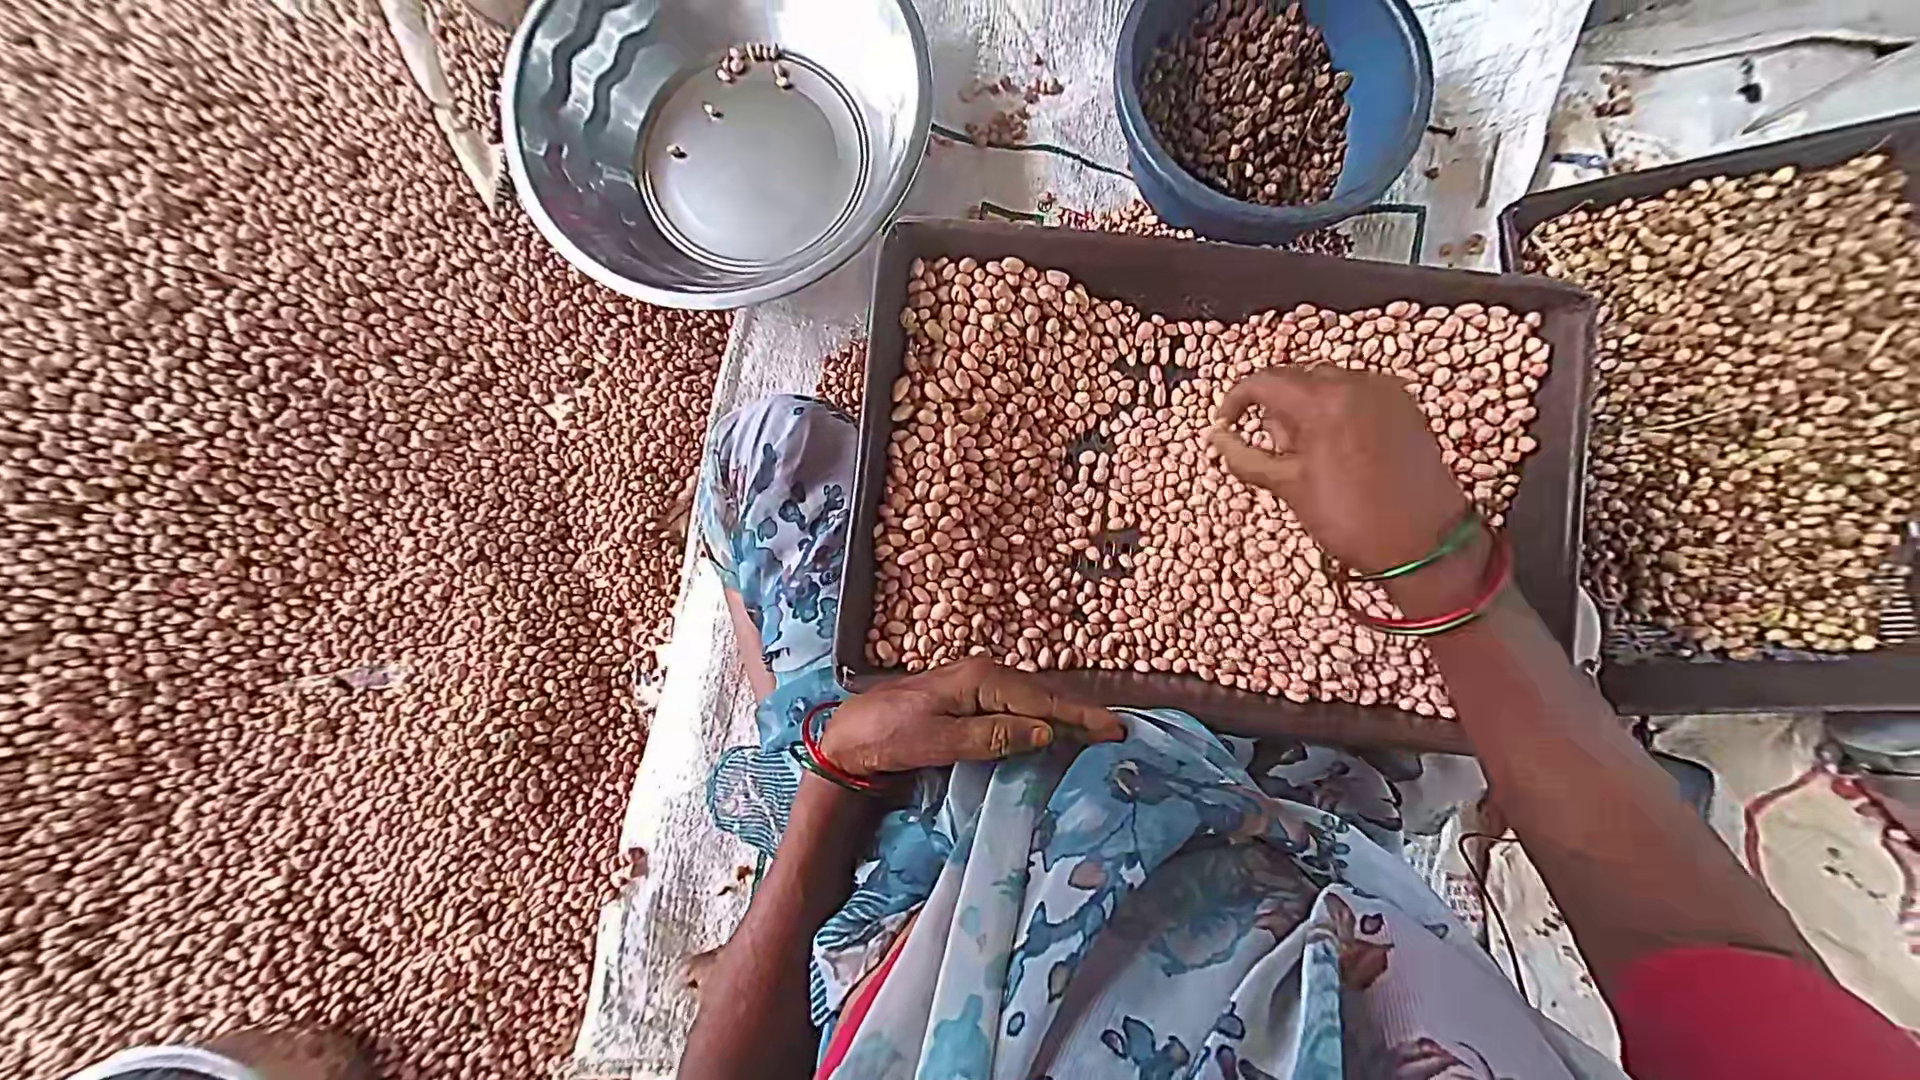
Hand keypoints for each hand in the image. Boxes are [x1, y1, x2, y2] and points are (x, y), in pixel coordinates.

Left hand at [818, 657, 1124, 776]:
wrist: (850, 732)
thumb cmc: (889, 734)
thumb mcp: (939, 739)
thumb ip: (992, 735)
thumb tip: (1046, 732)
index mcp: (980, 678)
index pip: (1041, 700)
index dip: (1080, 717)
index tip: (1116, 729)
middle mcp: (983, 673)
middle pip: (1042, 696)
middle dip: (1079, 715)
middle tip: (1117, 734)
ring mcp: (976, 683)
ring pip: (1030, 700)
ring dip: (1061, 717)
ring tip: (1094, 735)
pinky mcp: (968, 697)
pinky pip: (1014, 706)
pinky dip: (1038, 719)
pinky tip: (1050, 732)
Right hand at [1209, 367, 1484, 609]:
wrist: (1423, 543)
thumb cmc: (1351, 518)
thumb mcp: (1285, 486)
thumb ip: (1244, 456)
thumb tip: (1217, 436)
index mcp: (1324, 402)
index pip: (1263, 381)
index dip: (1235, 401)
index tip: (1226, 425)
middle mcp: (1357, 385)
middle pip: (1294, 379)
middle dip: (1272, 409)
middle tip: (1270, 450)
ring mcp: (1386, 393)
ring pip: (1323, 385)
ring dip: (1302, 412)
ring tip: (1305, 457)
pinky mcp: (1404, 407)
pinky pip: (1353, 395)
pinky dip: (1332, 414)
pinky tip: (1333, 452)